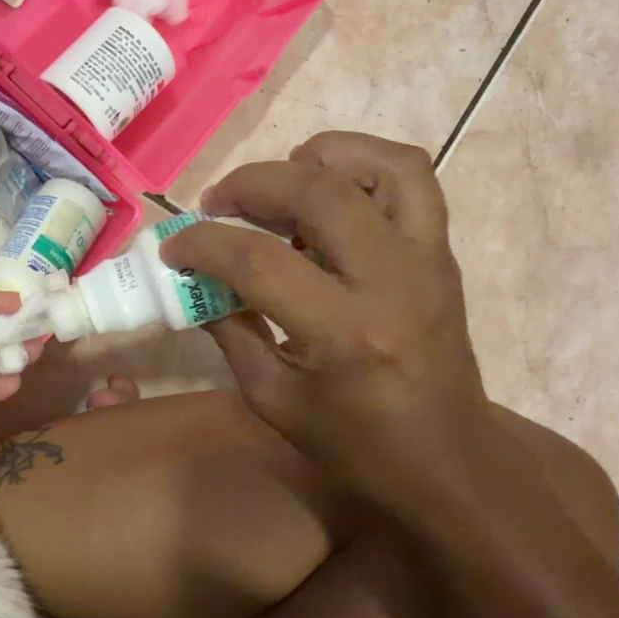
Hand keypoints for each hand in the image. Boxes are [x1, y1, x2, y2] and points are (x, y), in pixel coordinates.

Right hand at [160, 132, 491, 508]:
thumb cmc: (352, 444)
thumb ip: (230, 332)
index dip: (203, 244)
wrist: (446, 462)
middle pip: (320, 192)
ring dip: (324, 155)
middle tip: (217, 203)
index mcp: (344, 332)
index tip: (172, 248)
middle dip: (253, 184)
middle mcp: (392, 282)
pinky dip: (364, 167)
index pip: (259, 261)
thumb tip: (195, 283)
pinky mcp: (441, 255)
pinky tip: (325, 189)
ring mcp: (427, 261)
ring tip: (281, 176)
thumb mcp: (271, 398)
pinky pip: (412, 183)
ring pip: (385, 166)